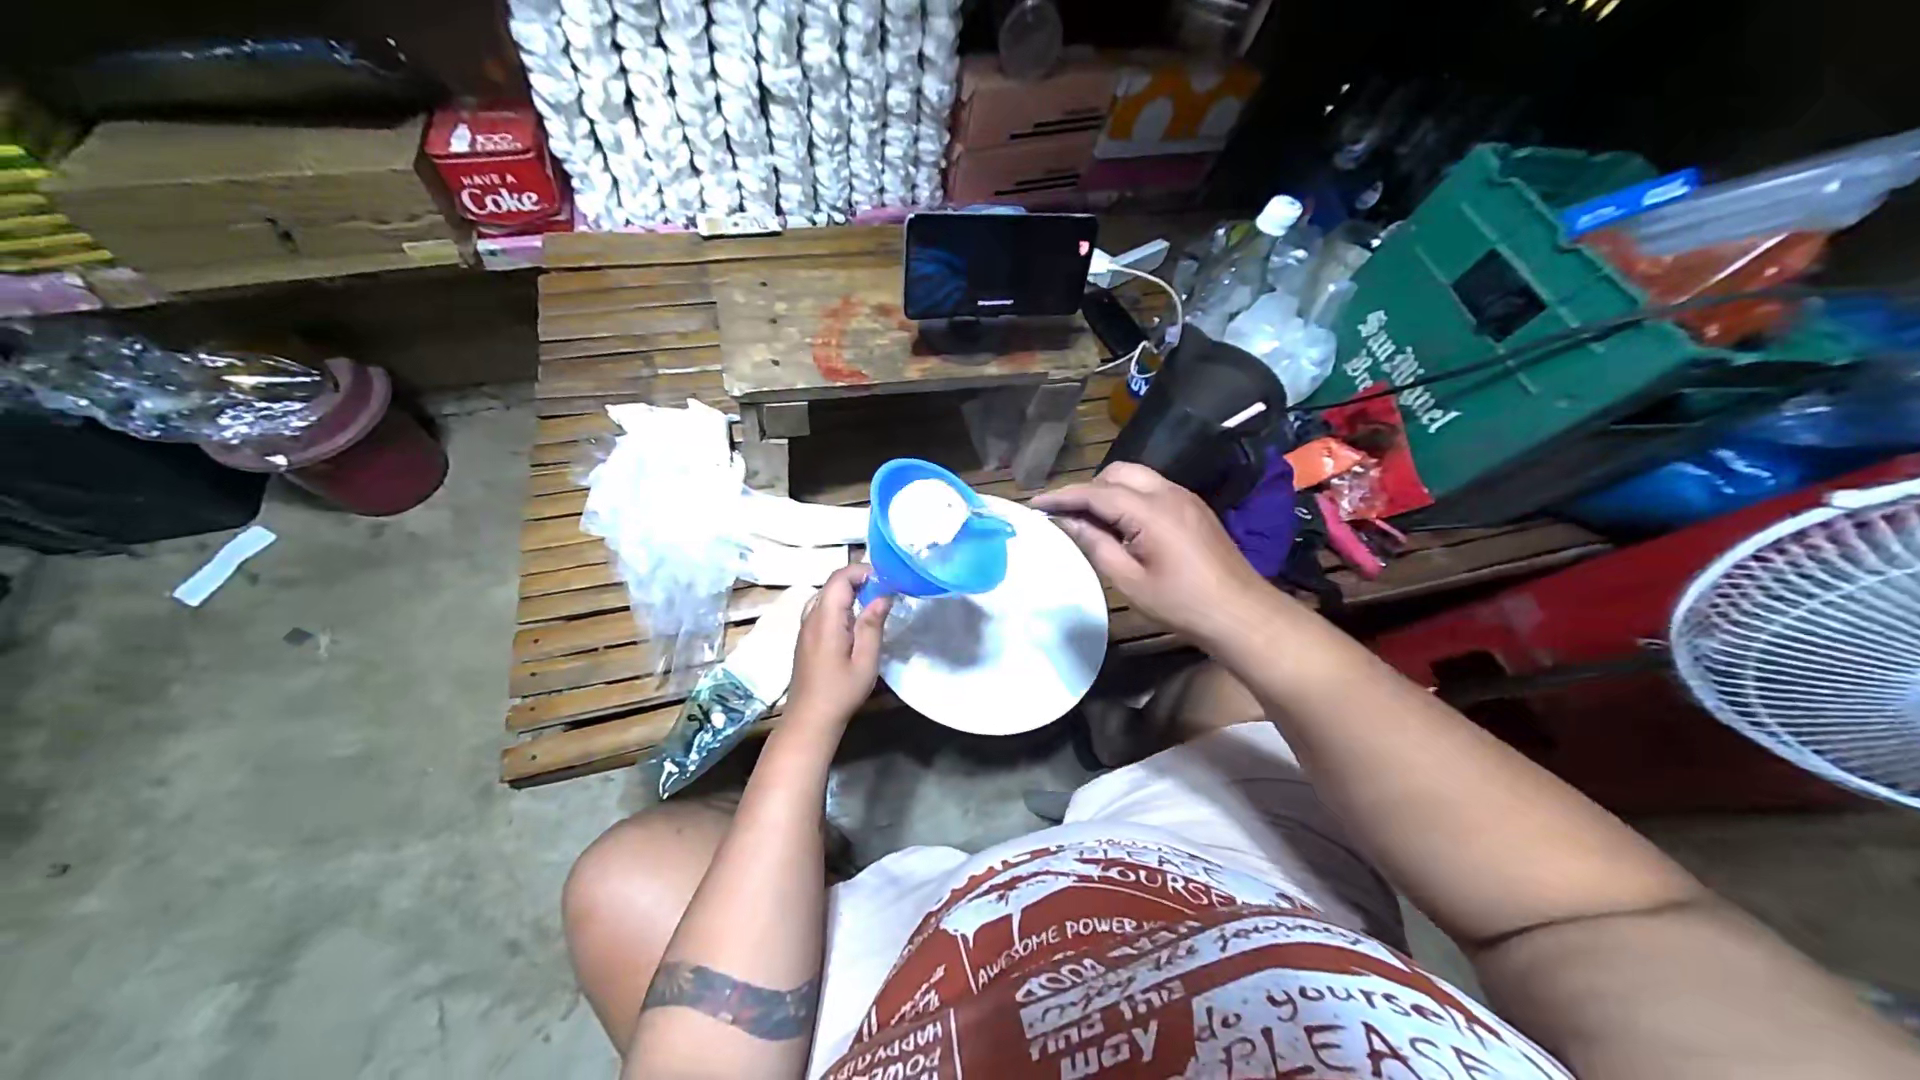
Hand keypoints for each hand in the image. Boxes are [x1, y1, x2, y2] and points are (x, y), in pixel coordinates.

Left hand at [784, 564, 892, 729]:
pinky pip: (821, 609)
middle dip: (858, 580)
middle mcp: (811, 617)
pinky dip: (840, 606)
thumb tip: (882, 595)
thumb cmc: (841, 692)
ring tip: (873, 604)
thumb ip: (872, 625)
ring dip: (849, 593)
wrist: (810, 719)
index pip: (839, 578)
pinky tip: (855, 622)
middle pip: (832, 584)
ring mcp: (805, 627)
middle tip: (885, 591)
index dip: (862, 571)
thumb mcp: (865, 660)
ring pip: (826, 596)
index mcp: (825, 619)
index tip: (886, 579)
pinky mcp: (806, 637)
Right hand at [1033, 462, 1280, 645]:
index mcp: (1151, 511)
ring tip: (1089, 519)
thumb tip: (1067, 522)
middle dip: (1087, 488)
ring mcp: (1185, 497)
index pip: (1097, 492)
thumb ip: (1096, 544)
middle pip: (1117, 473)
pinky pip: (1152, 488)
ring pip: (1136, 477)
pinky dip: (1129, 496)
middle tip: (1065, 515)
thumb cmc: (1181, 603)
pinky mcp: (1193, 507)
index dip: (1063, 496)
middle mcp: (1168, 493)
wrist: (1240, 613)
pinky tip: (1121, 524)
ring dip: (1109, 490)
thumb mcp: (1129, 580)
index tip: (1035, 504)